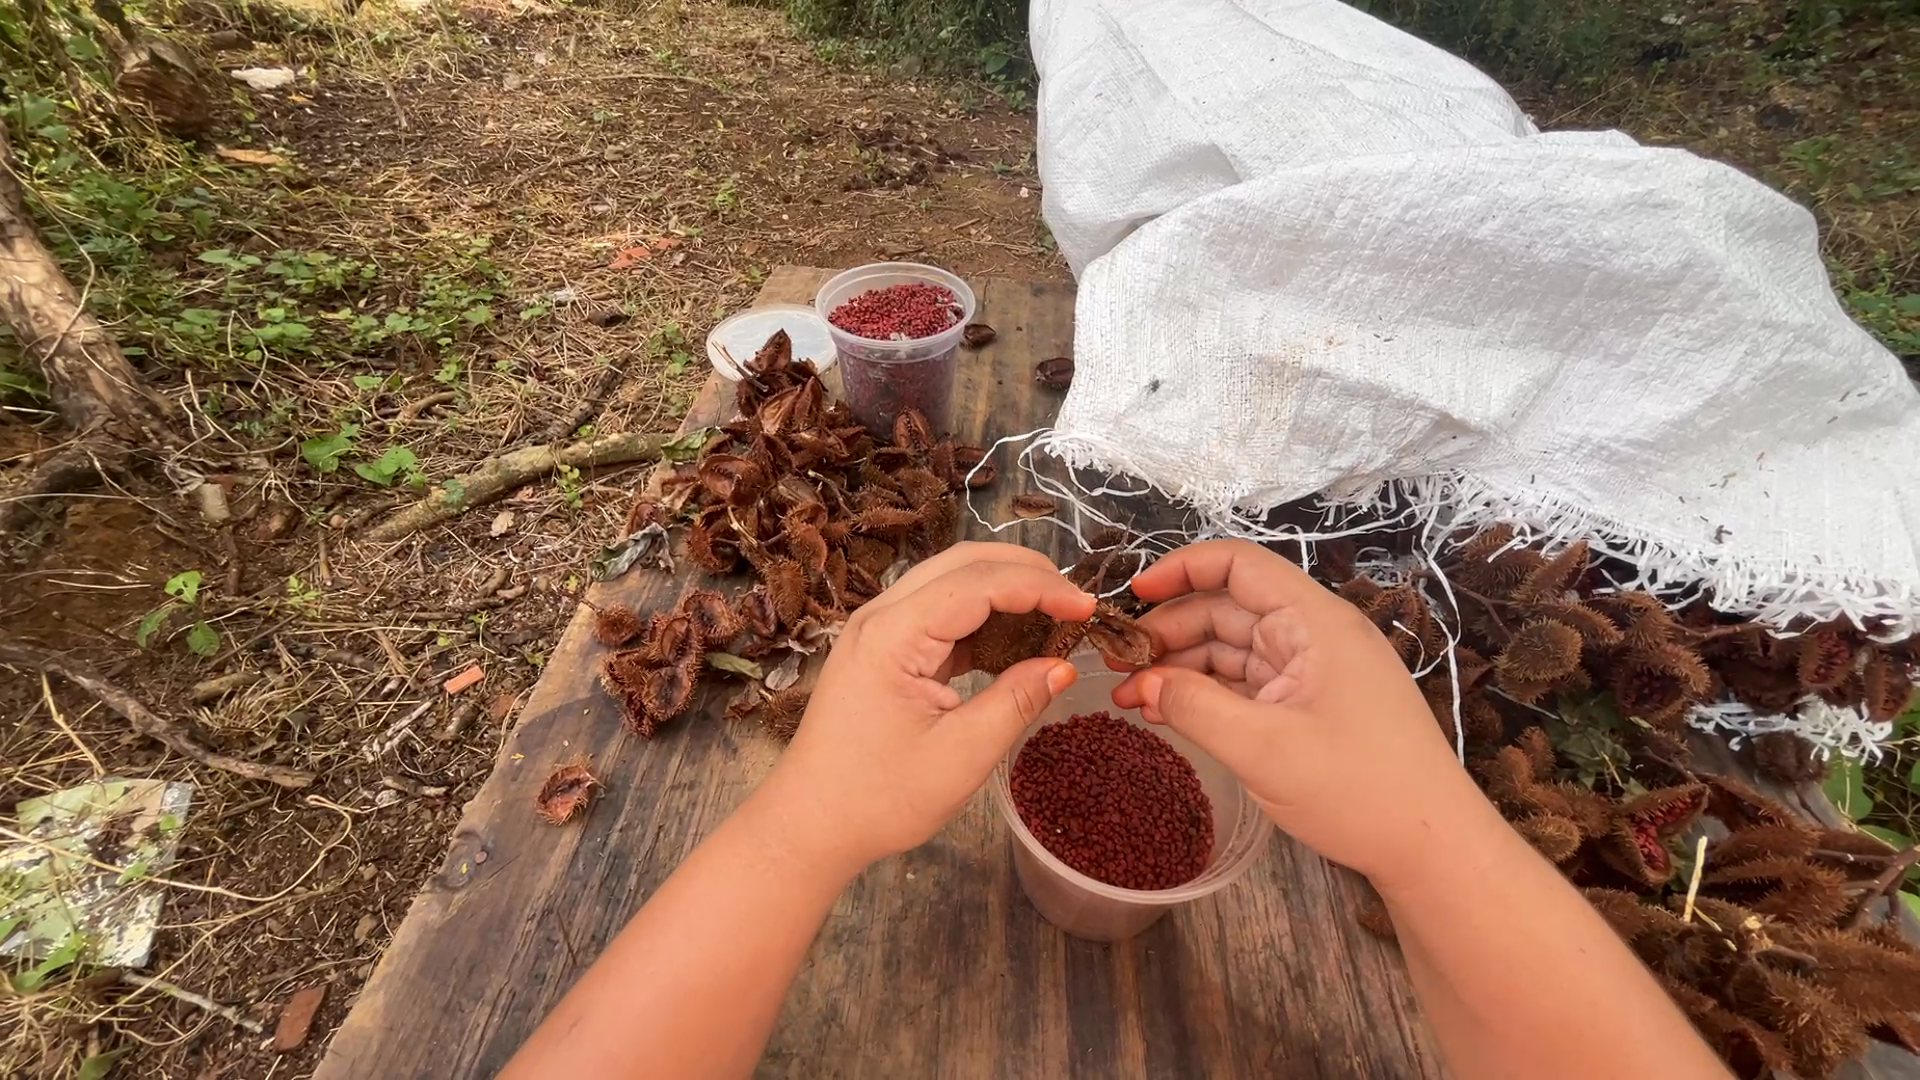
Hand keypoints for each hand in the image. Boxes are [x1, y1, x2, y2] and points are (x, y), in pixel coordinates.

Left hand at [762, 541, 1095, 870]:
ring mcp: (879, 627)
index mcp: (893, 634)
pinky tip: (1014, 637)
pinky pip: (940, 610)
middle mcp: (881, 615)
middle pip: (962, 563)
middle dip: (1025, 571)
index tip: (1088, 606)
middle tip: (1075, 601)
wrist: (809, 825)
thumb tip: (1063, 666)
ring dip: (1004, 588)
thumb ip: (1016, 701)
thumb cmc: (879, 798)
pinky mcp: (885, 646)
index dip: (1039, 586)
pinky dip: (983, 615)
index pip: (978, 583)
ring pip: (951, 580)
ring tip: (1054, 613)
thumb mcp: (960, 756)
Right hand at [1111, 539, 1490, 885]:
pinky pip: (1240, 684)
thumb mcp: (1263, 748)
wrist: (1432, 854)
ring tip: (1128, 697)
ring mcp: (1306, 671)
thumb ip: (1193, 707)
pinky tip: (1162, 714)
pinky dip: (1201, 694)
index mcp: (1312, 622)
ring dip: (1177, 669)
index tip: (1133, 595)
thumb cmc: (1357, 790)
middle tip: (1117, 664)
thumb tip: (1139, 684)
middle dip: (1167, 632)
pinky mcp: (1302, 704)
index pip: (1239, 565)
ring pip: (1226, 649)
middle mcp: (1309, 635)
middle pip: (1223, 610)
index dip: (1181, 568)